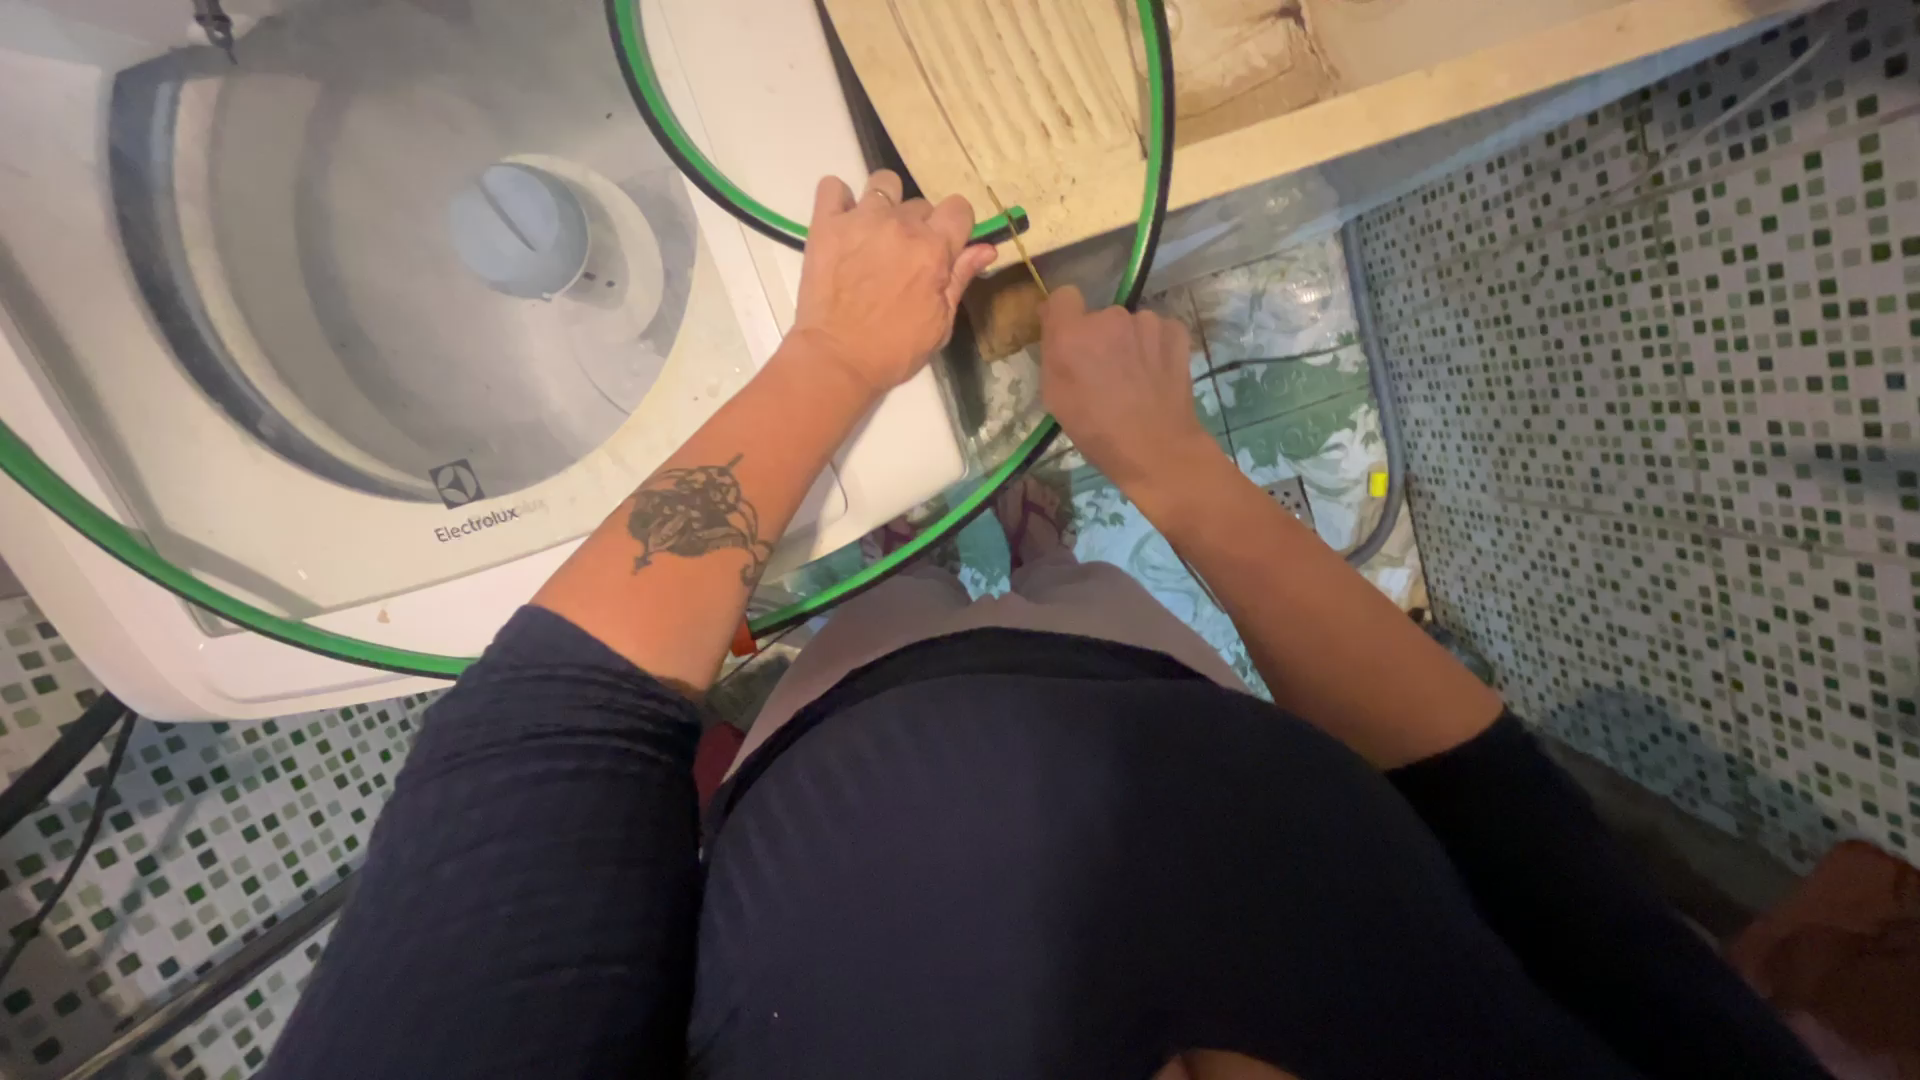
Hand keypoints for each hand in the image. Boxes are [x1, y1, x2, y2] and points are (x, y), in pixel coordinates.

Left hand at [790, 170, 998, 394]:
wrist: (837, 360)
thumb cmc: (894, 351)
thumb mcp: (940, 324)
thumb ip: (960, 279)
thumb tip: (986, 248)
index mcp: (933, 249)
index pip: (959, 208)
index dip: (956, 228)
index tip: (946, 249)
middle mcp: (900, 225)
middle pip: (921, 203)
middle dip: (919, 227)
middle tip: (905, 258)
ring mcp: (860, 220)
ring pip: (883, 183)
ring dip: (885, 204)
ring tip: (876, 233)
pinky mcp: (825, 224)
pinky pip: (833, 186)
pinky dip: (840, 200)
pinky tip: (843, 224)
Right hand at [1039, 286, 1219, 493]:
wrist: (1157, 449)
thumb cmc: (1096, 431)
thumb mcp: (1055, 398)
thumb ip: (1052, 354)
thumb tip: (1053, 323)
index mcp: (1072, 334)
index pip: (1063, 296)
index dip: (1064, 316)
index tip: (1068, 338)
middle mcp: (1109, 317)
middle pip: (1099, 316)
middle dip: (1099, 338)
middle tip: (1105, 373)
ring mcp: (1146, 321)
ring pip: (1130, 325)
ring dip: (1128, 343)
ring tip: (1134, 379)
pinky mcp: (1175, 330)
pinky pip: (1158, 331)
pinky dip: (1155, 347)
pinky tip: (1156, 375)